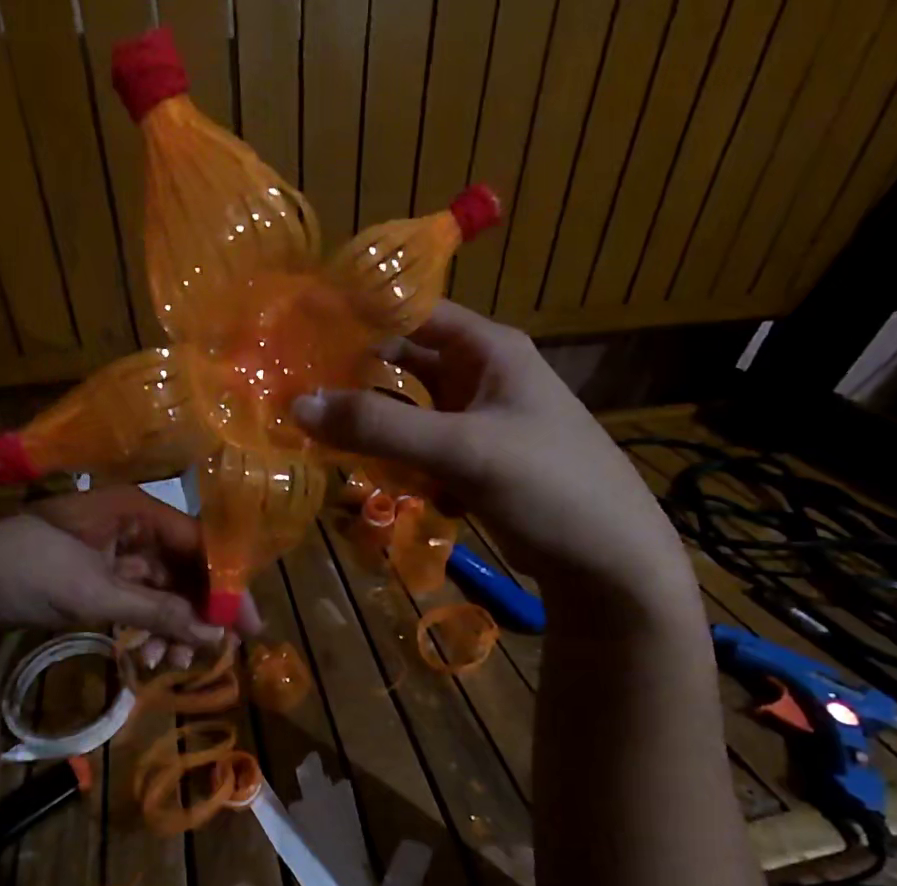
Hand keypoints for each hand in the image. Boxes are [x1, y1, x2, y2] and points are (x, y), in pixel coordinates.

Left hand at [0, 486, 259, 644]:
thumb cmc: (26, 572)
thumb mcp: (94, 592)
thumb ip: (157, 611)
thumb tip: (216, 635)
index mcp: (130, 509)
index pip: (195, 541)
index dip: (224, 582)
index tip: (247, 624)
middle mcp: (126, 525)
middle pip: (181, 566)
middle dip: (195, 612)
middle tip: (212, 654)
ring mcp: (111, 553)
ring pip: (160, 588)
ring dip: (170, 626)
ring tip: (168, 664)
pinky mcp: (96, 579)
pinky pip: (136, 601)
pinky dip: (145, 627)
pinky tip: (146, 656)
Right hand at [293, 302, 688, 606]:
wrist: (606, 562)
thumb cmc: (548, 485)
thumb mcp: (461, 449)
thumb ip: (379, 426)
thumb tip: (297, 404)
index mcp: (488, 350)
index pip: (412, 312)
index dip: (358, 314)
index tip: (299, 328)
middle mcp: (477, 376)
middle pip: (398, 363)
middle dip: (349, 375)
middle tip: (289, 386)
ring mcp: (470, 422)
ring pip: (400, 411)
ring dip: (362, 423)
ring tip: (308, 432)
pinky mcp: (464, 462)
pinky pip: (409, 449)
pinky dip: (383, 458)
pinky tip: (356, 474)